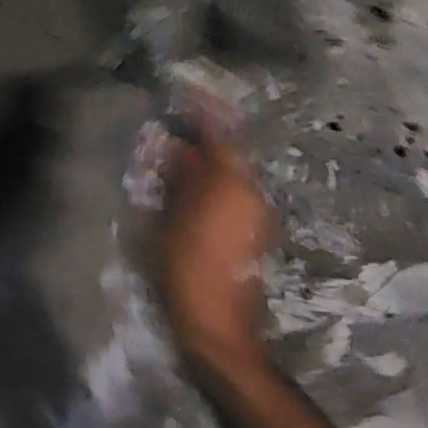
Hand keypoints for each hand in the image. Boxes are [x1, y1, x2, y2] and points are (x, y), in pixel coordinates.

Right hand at [155, 96, 274, 366]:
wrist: (218, 329)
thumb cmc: (186, 272)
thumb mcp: (169, 222)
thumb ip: (177, 180)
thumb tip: (179, 149)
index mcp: (229, 183)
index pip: (218, 133)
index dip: (201, 113)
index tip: (184, 98)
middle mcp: (251, 192)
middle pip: (227, 154)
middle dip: (201, 144)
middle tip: (172, 139)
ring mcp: (258, 214)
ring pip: (231, 177)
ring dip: (208, 168)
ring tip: (177, 170)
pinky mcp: (257, 233)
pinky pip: (235, 197)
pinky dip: (215, 190)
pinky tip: (192, 199)